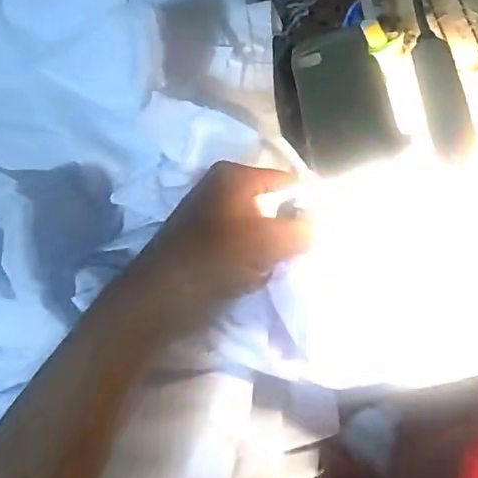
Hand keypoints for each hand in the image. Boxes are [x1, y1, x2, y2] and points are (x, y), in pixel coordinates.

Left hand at [114, 162, 311, 340]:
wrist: (156, 301)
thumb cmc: (213, 261)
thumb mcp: (268, 243)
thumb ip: (301, 230)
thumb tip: (317, 226)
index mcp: (234, 176)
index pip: (288, 181)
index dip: (308, 205)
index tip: (320, 233)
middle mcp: (220, 187)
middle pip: (273, 205)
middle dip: (285, 232)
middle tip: (291, 255)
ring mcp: (209, 214)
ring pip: (259, 229)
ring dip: (268, 252)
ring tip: (264, 270)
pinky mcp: (202, 241)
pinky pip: (241, 245)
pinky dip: (249, 261)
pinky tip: (246, 279)